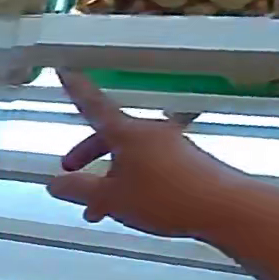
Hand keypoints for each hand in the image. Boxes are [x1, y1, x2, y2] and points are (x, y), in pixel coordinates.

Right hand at [46, 71, 271, 239]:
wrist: (225, 208)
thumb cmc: (163, 198)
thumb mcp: (110, 198)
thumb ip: (78, 190)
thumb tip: (54, 183)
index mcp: (127, 134)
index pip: (94, 107)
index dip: (76, 90)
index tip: (64, 70)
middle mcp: (149, 133)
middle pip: (109, 137)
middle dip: (86, 154)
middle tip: (70, 173)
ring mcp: (170, 147)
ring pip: (127, 157)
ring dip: (107, 177)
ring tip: (97, 207)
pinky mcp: (186, 164)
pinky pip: (147, 168)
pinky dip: (129, 183)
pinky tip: (127, 208)